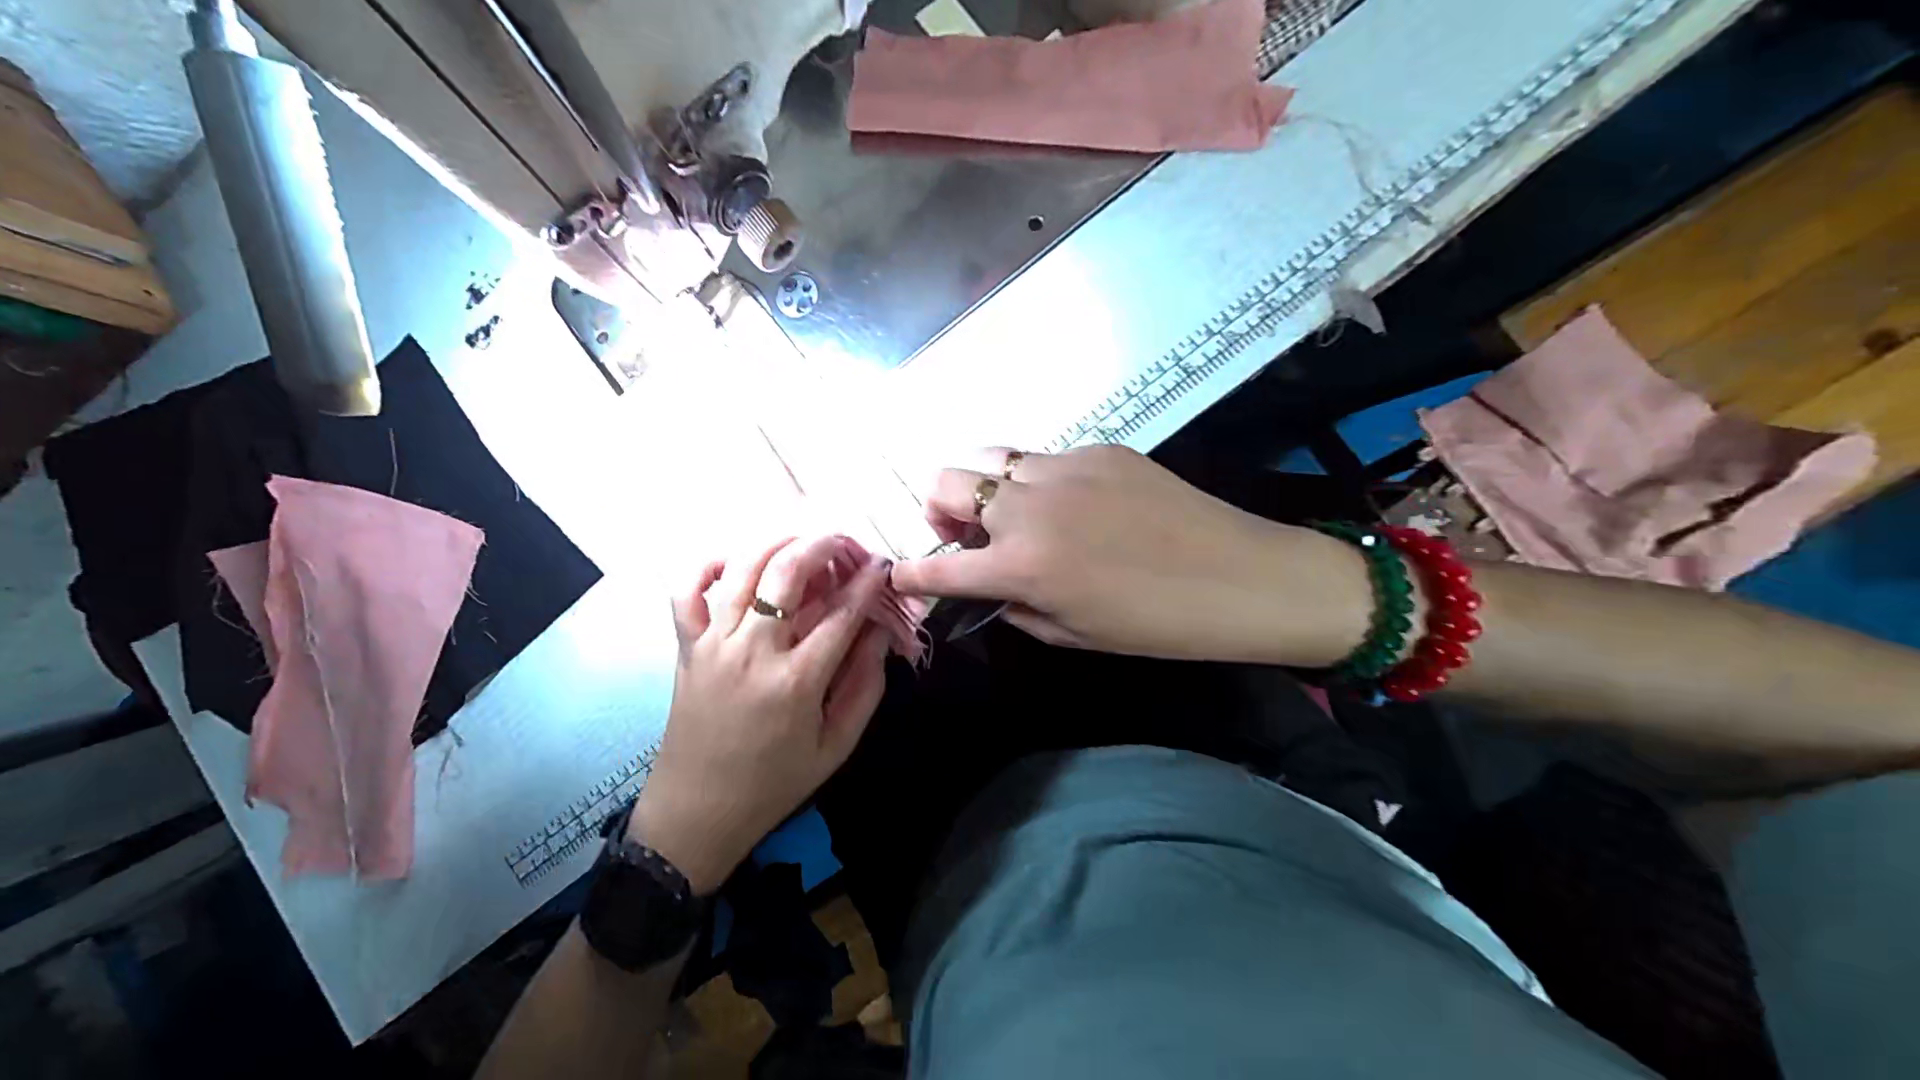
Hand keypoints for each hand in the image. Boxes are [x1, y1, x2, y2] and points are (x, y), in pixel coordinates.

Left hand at [629, 536, 892, 893]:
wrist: (697, 812)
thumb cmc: (774, 783)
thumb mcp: (836, 745)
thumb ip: (865, 686)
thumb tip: (879, 632)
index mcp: (797, 680)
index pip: (842, 613)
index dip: (868, 582)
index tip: (882, 565)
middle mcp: (753, 651)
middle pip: (788, 573)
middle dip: (824, 546)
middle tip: (845, 544)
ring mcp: (713, 644)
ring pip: (743, 570)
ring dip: (778, 543)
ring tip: (803, 541)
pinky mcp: (686, 647)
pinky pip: (688, 591)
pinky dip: (709, 565)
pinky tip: (737, 560)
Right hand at [890, 446, 1374, 666]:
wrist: (1240, 576)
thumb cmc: (1153, 624)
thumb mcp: (1071, 635)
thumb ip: (1015, 606)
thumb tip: (991, 585)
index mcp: (1019, 566)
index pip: (938, 569)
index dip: (908, 576)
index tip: (898, 576)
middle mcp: (1027, 508)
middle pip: (946, 482)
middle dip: (938, 510)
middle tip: (964, 534)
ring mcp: (1062, 468)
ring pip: (992, 458)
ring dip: (985, 486)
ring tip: (1011, 510)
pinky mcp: (1098, 448)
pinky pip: (1046, 458)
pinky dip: (1040, 481)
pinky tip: (1076, 503)